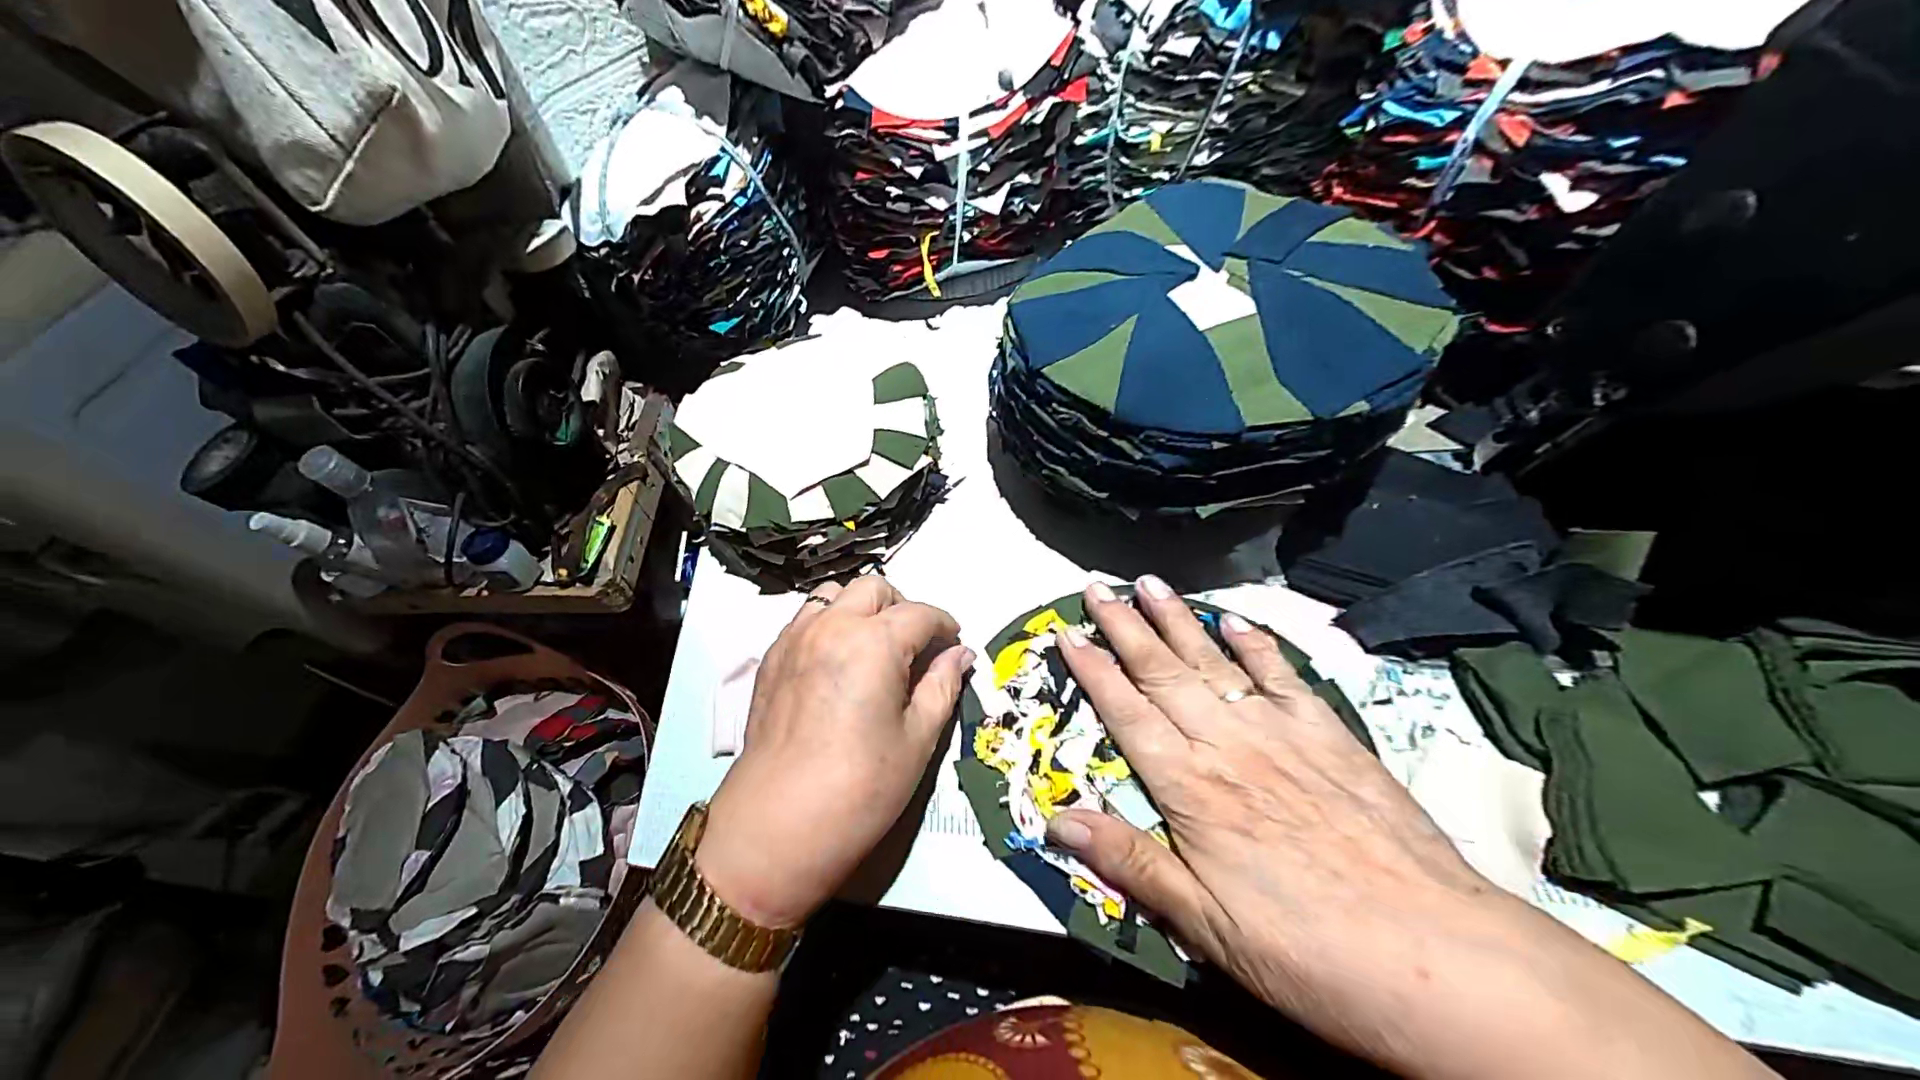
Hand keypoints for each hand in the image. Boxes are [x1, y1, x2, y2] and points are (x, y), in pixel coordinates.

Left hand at [699, 576, 970, 928]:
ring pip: (834, 596)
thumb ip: (942, 686)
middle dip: (902, 607)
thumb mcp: (917, 738)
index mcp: (874, 642)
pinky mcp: (772, 658)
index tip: (953, 643)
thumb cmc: (860, 786)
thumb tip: (960, 654)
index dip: (944, 625)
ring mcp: (795, 638)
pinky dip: (830, 623)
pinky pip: (806, 618)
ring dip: (862, 609)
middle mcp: (831, 626)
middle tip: (916, 644)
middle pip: (874, 588)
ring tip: (875, 647)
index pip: (920, 614)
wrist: (778, 824)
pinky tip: (840, 663)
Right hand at [1046, 578, 1773, 1079]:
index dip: (1094, 672)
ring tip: (1151, 584)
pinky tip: (1235, 622)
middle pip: (1165, 673)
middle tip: (1099, 587)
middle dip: (1126, 627)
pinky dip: (1257, 645)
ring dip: (1179, 621)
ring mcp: (1282, 735)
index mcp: (1191, 790)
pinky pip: (1284, 677)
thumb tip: (1056, 819)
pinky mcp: (1331, 738)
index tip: (1068, 634)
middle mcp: (1229, 746)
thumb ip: (1129, 863)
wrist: (1441, 959)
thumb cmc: (1307, 951)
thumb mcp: (1204, 926)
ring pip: (1216, 664)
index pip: (1127, 714)